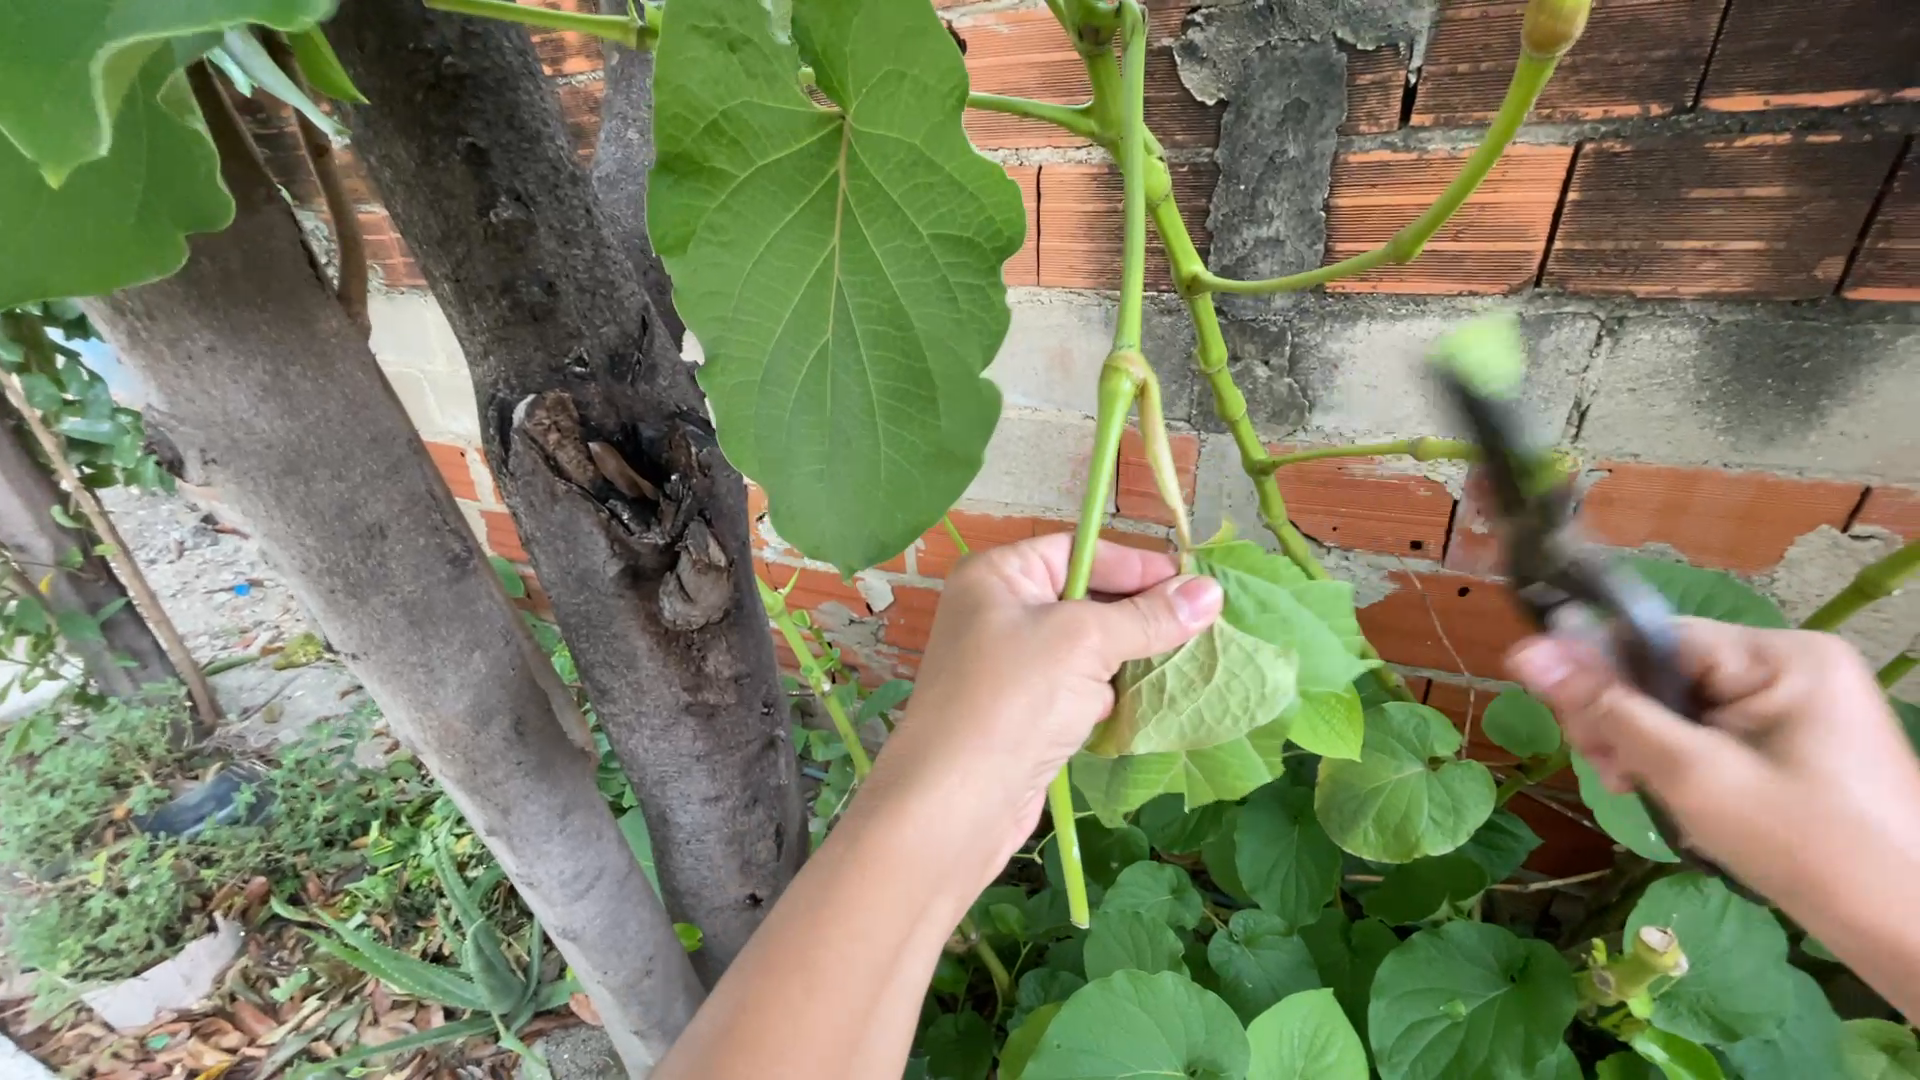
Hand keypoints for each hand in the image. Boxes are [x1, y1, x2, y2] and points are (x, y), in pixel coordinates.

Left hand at [855, 534, 1221, 889]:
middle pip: (1084, 598)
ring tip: (1178, 663)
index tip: (1193, 584)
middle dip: (1136, 614)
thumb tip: (1210, 592)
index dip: (1135, 564)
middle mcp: (998, 612)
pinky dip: (1105, 694)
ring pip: (1085, 647)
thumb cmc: (1013, 697)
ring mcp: (1010, 664)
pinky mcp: (1025, 710)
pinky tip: (1136, 704)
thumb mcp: (1084, 641)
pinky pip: (1077, 687)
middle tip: (1199, 624)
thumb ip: (1147, 617)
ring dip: (1124, 658)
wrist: (957, 802)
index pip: (1078, 550)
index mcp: (997, 575)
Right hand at [1507, 620, 1919, 1015]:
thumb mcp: (1687, 770)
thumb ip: (1603, 707)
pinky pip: (1696, 723)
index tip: (1574, 732)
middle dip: (1616, 719)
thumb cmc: (1803, 845)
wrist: (1908, 933)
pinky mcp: (1786, 731)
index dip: (1595, 677)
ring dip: (1633, 741)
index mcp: (1778, 656)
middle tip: (1610, 772)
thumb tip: (1524, 652)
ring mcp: (1790, 698)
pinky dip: (1666, 753)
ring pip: (1666, 699)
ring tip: (1632, 785)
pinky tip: (1657, 785)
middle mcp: (1785, 663)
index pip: (1646, 639)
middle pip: (1653, 669)